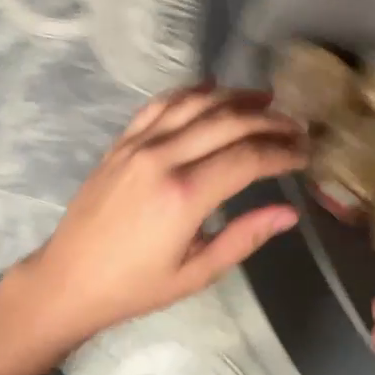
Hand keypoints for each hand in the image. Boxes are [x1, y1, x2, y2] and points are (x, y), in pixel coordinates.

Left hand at [14, 85, 308, 344]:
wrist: (69, 278)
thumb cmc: (135, 286)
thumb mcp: (196, 274)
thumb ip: (244, 237)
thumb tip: (290, 213)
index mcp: (184, 194)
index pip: (248, 158)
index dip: (282, 152)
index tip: (305, 153)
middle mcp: (163, 156)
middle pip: (227, 122)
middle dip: (268, 121)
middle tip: (296, 126)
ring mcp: (139, 143)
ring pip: (195, 103)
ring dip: (234, 97)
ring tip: (265, 100)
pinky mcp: (122, 140)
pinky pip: (160, 103)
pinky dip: (189, 91)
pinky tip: (212, 88)